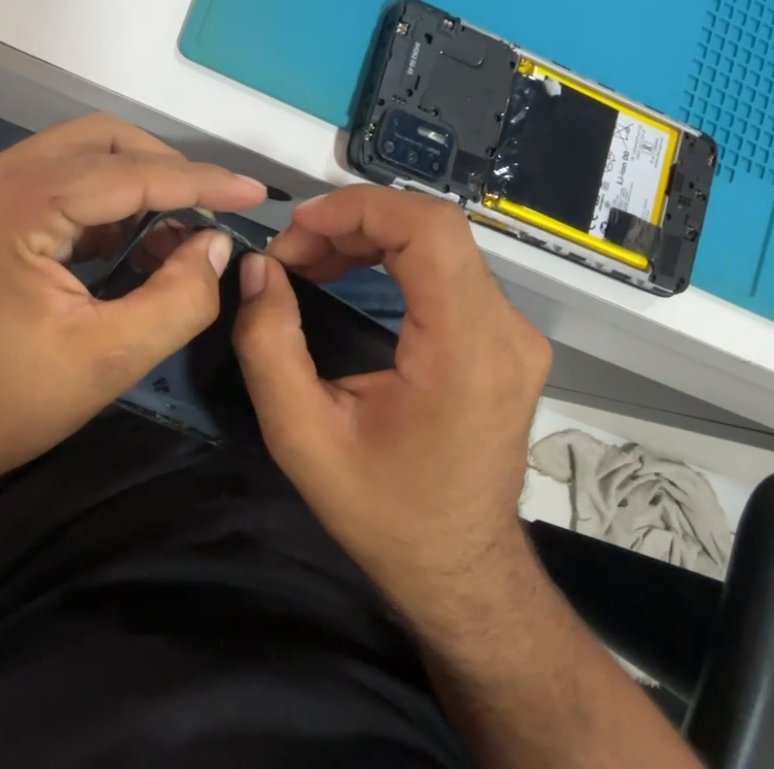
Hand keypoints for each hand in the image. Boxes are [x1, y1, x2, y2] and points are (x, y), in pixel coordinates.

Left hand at [0, 114, 266, 520]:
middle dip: (164, 170)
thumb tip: (217, 245)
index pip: (128, 172)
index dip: (201, 181)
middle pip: (98, 142)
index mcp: (16, 204)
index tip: (257, 192)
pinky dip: (96, 203)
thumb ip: (179, 297)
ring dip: (131, 184)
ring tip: (180, 230)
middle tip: (214, 210)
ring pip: (74, 157)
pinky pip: (49, 185)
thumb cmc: (4, 403)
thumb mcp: (108, 359)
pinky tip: (130, 240)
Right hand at [232, 185, 550, 612]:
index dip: (359, 207)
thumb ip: (269, 345)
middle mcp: (505, 331)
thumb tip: (259, 270)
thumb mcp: (300, 435)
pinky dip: (392, 261)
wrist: (456, 566)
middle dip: (352, 224)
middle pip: (434, 229)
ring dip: (369, 239)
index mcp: (465, 349)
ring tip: (309, 265)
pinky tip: (348, 278)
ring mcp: (514, 336)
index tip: (297, 229)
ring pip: (442, 245)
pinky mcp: (505, 343)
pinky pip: (450, 272)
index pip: (429, 229)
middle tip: (290, 257)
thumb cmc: (381, 510)